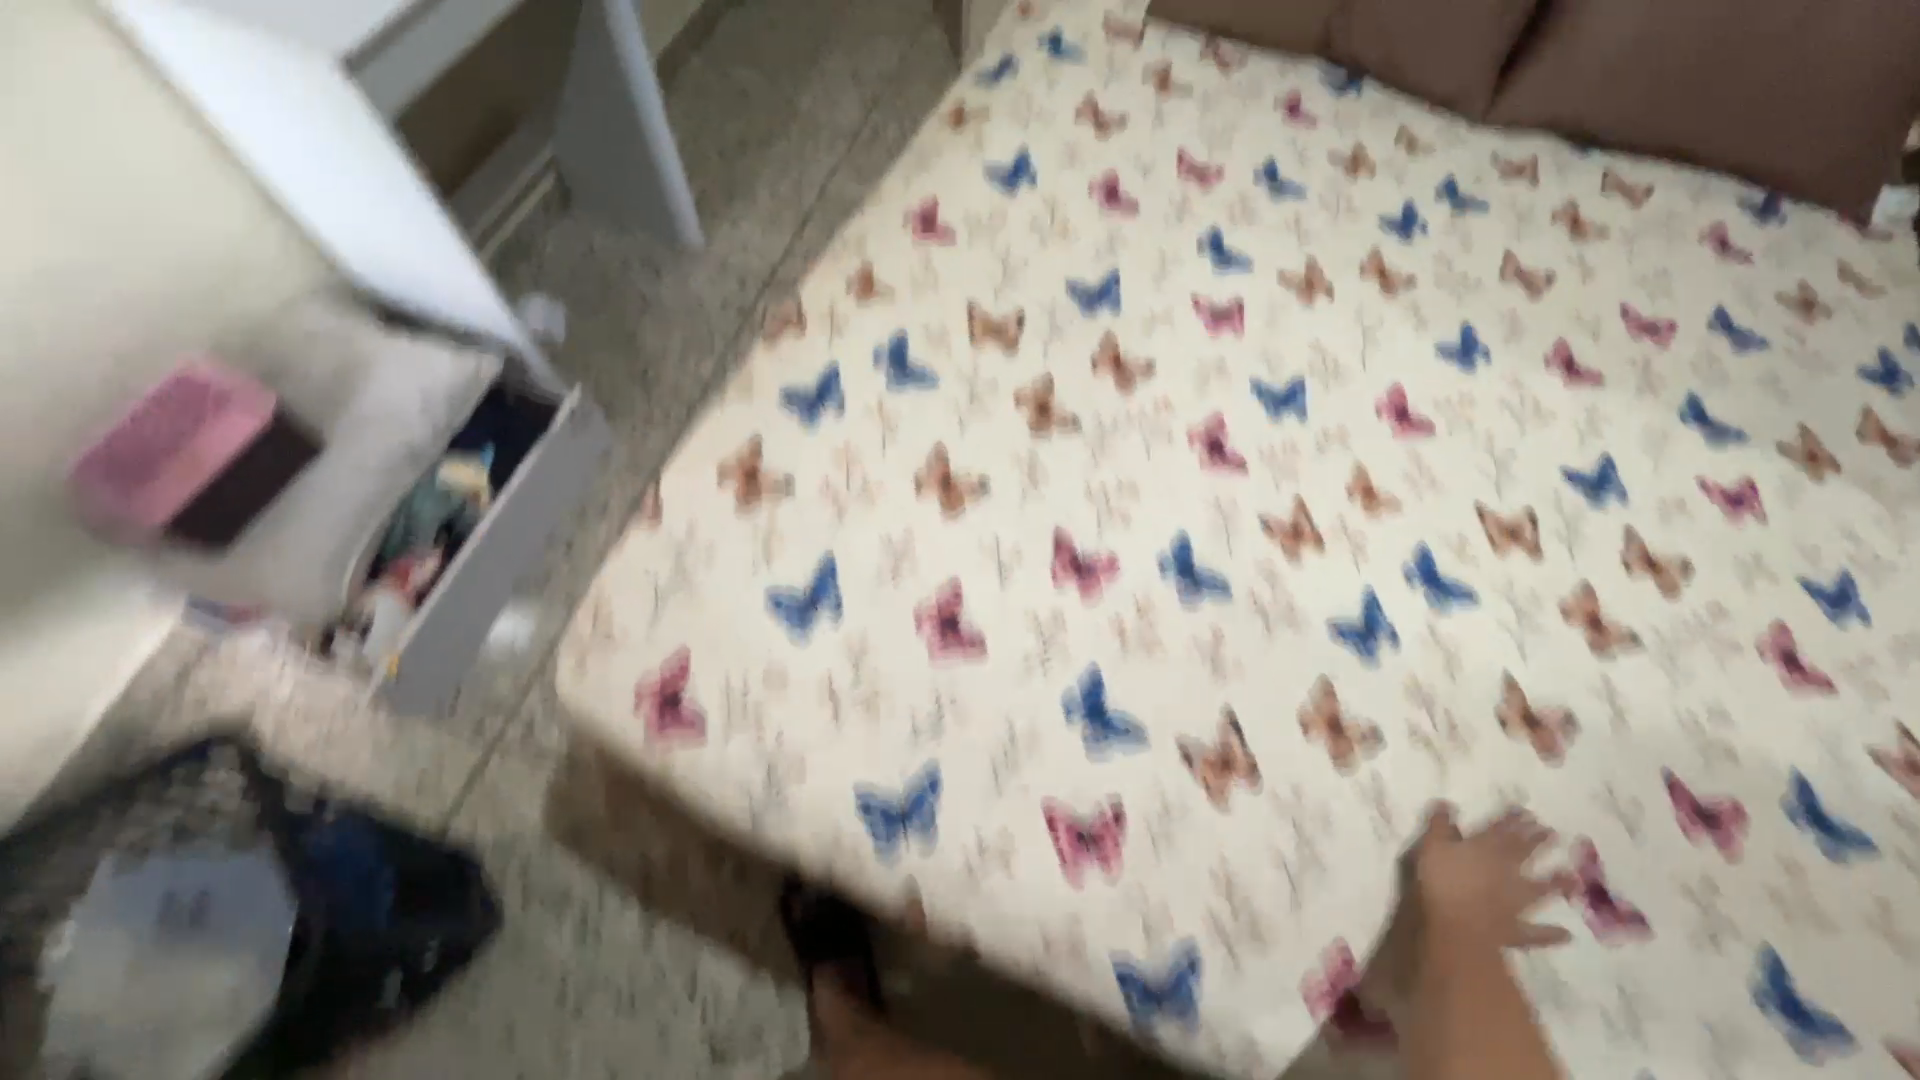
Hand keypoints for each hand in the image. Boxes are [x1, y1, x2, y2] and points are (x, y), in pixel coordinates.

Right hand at [1413, 802, 1573, 949]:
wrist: (1456, 927)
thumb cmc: (1439, 881)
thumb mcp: (1431, 845)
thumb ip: (1439, 825)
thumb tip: (1446, 801)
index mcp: (1485, 849)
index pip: (1501, 829)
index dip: (1513, 820)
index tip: (1526, 811)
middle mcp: (1506, 872)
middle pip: (1524, 853)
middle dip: (1537, 841)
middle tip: (1552, 832)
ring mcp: (1515, 902)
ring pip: (1539, 890)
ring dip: (1556, 883)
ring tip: (1572, 877)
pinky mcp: (1516, 928)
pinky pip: (1536, 931)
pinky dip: (1551, 933)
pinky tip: (1566, 934)